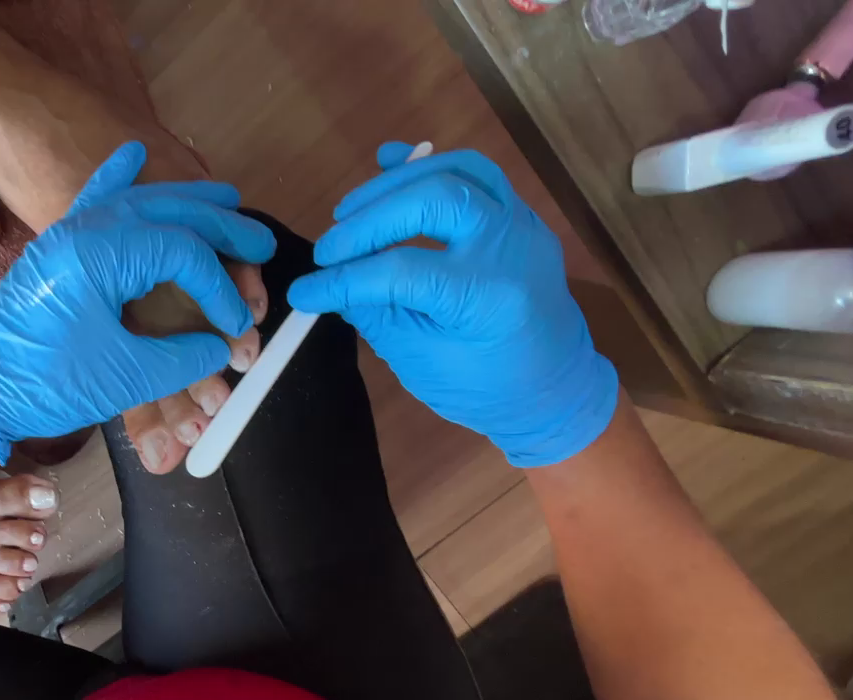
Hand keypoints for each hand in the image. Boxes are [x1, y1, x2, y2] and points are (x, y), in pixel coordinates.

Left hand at [0, 142, 276, 460]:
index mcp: (101, 254)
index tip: (238, 324)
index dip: (221, 286)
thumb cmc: (45, 385)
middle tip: (260, 242)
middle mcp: (85, 230)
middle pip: (168, 211)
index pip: (183, 251)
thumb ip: (181, 359)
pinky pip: (93, 201)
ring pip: (137, 200)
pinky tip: (133, 155)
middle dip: (220, 226)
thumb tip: (219, 347)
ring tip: (225, 202)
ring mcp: (66, 234)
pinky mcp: (54, 249)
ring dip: (184, 201)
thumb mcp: (123, 378)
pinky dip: (118, 179)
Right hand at [0, 471, 57, 619]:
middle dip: (35, 537)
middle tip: (34, 538)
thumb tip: (35, 484)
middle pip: (24, 538)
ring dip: (23, 571)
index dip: (36, 499)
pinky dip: (5, 599)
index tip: (46, 500)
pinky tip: (5, 589)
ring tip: (22, 566)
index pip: (14, 497)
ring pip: (13, 575)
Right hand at [287, 144, 616, 466]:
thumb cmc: (479, 385)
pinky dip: (425, 165)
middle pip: (433, 199)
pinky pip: (473, 172)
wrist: (549, 384)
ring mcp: (519, 223)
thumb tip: (327, 284)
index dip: (343, 280)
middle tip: (328, 248)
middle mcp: (508, 247)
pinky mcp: (515, 215)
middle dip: (370, 219)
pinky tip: (387, 160)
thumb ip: (373, 313)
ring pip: (456, 170)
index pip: (399, 272)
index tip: (302, 293)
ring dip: (394, 184)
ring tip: (348, 211)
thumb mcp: (416, 358)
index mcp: (483, 299)